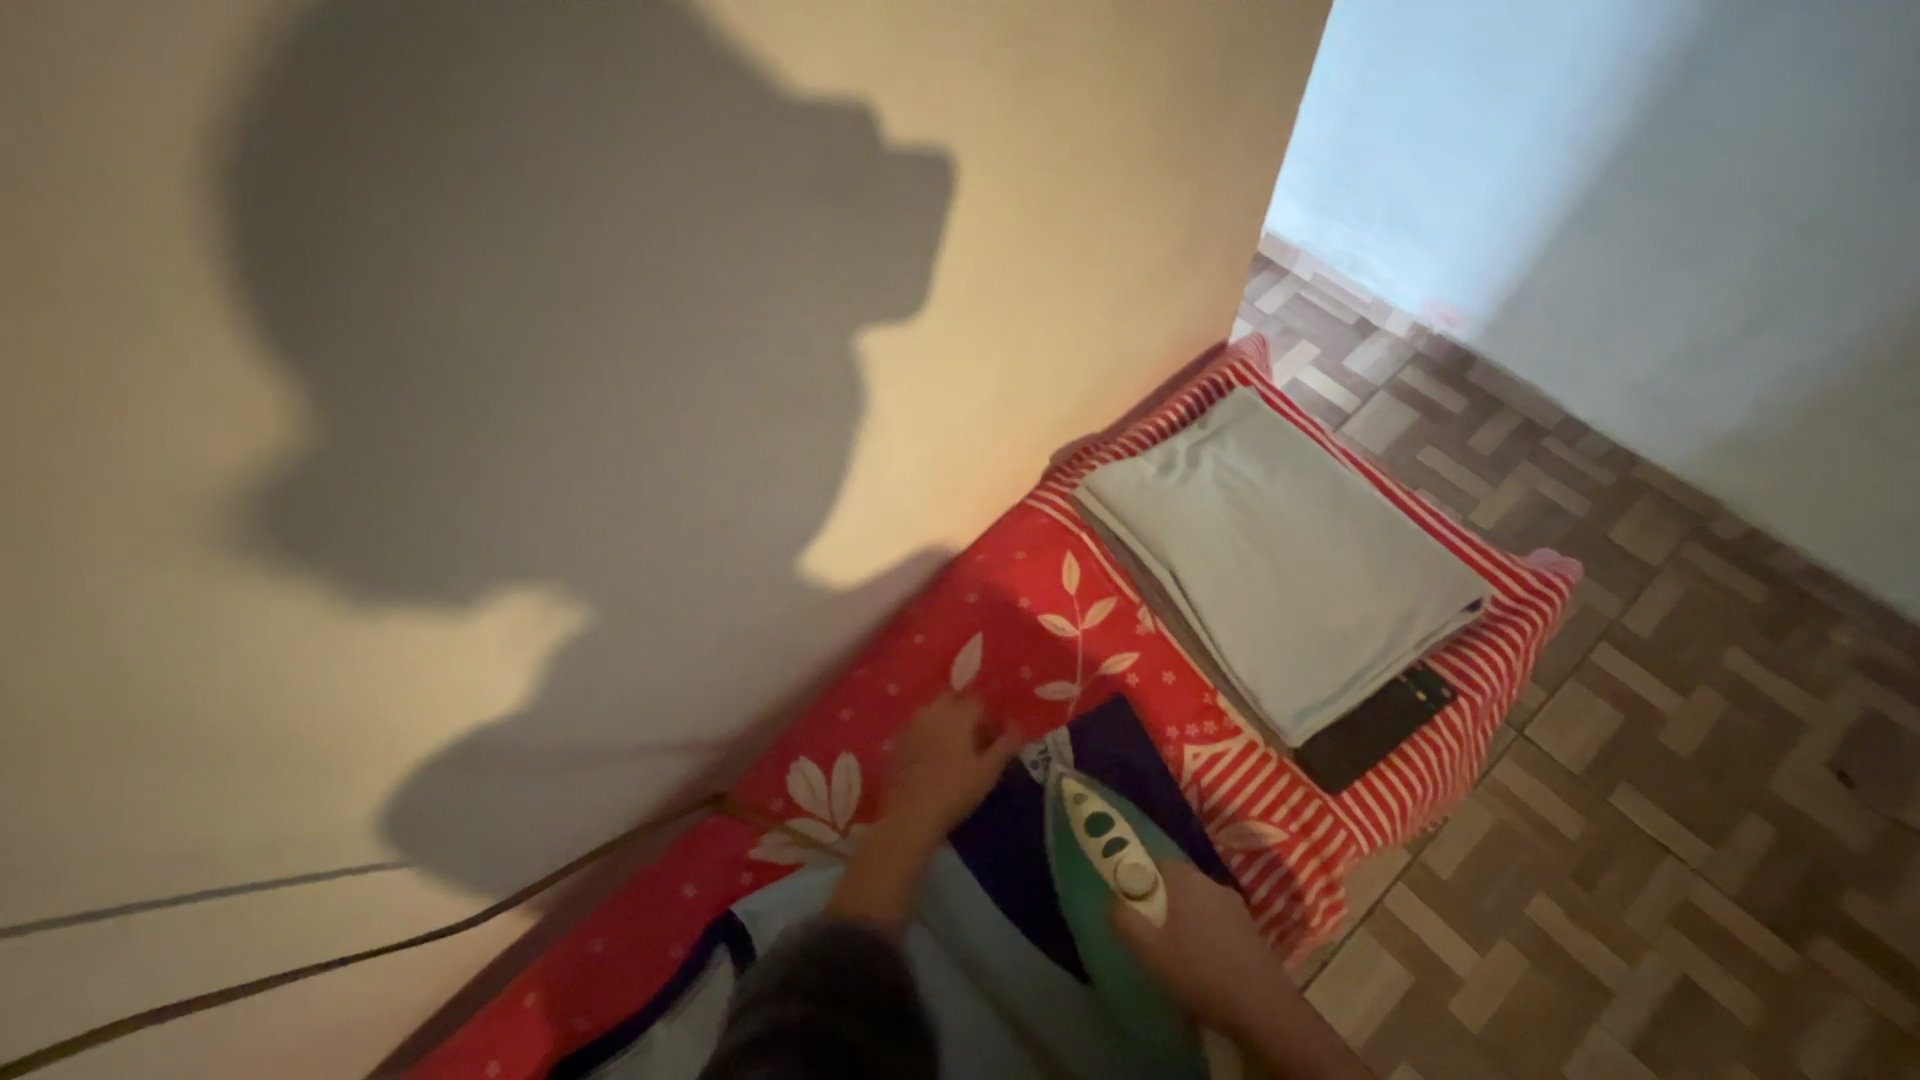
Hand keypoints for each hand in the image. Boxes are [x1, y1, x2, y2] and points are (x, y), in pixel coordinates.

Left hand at [826, 696, 1021, 928]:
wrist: (910, 813)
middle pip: (952, 699)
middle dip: (964, 712)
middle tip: (973, 740)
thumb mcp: (989, 771)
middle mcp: (932, 711)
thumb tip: (1018, 726)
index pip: (979, 701)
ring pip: (931, 711)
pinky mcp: (895, 741)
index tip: (994, 738)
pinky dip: (926, 735)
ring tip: (952, 749)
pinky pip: (916, 727)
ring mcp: (911, 724)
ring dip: (944, 721)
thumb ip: (1006, 745)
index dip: (989, 717)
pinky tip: (929, 758)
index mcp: (958, 714)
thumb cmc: (955, 791)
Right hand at [1108, 861, 1293, 1036]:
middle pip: (1177, 884)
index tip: (1133, 908)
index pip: (1155, 864)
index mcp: (1187, 879)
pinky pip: (1218, 923)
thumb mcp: (1148, 950)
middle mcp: (1212, 883)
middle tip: (1151, 935)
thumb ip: (1124, 919)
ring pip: (1199, 904)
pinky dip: (1207, 936)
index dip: (1139, 882)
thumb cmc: (1198, 972)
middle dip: (1162, 904)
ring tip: (1176, 955)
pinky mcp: (1251, 930)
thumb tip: (1111, 901)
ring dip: (1186, 922)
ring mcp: (1236, 906)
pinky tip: (1204, 965)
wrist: (1262, 1008)